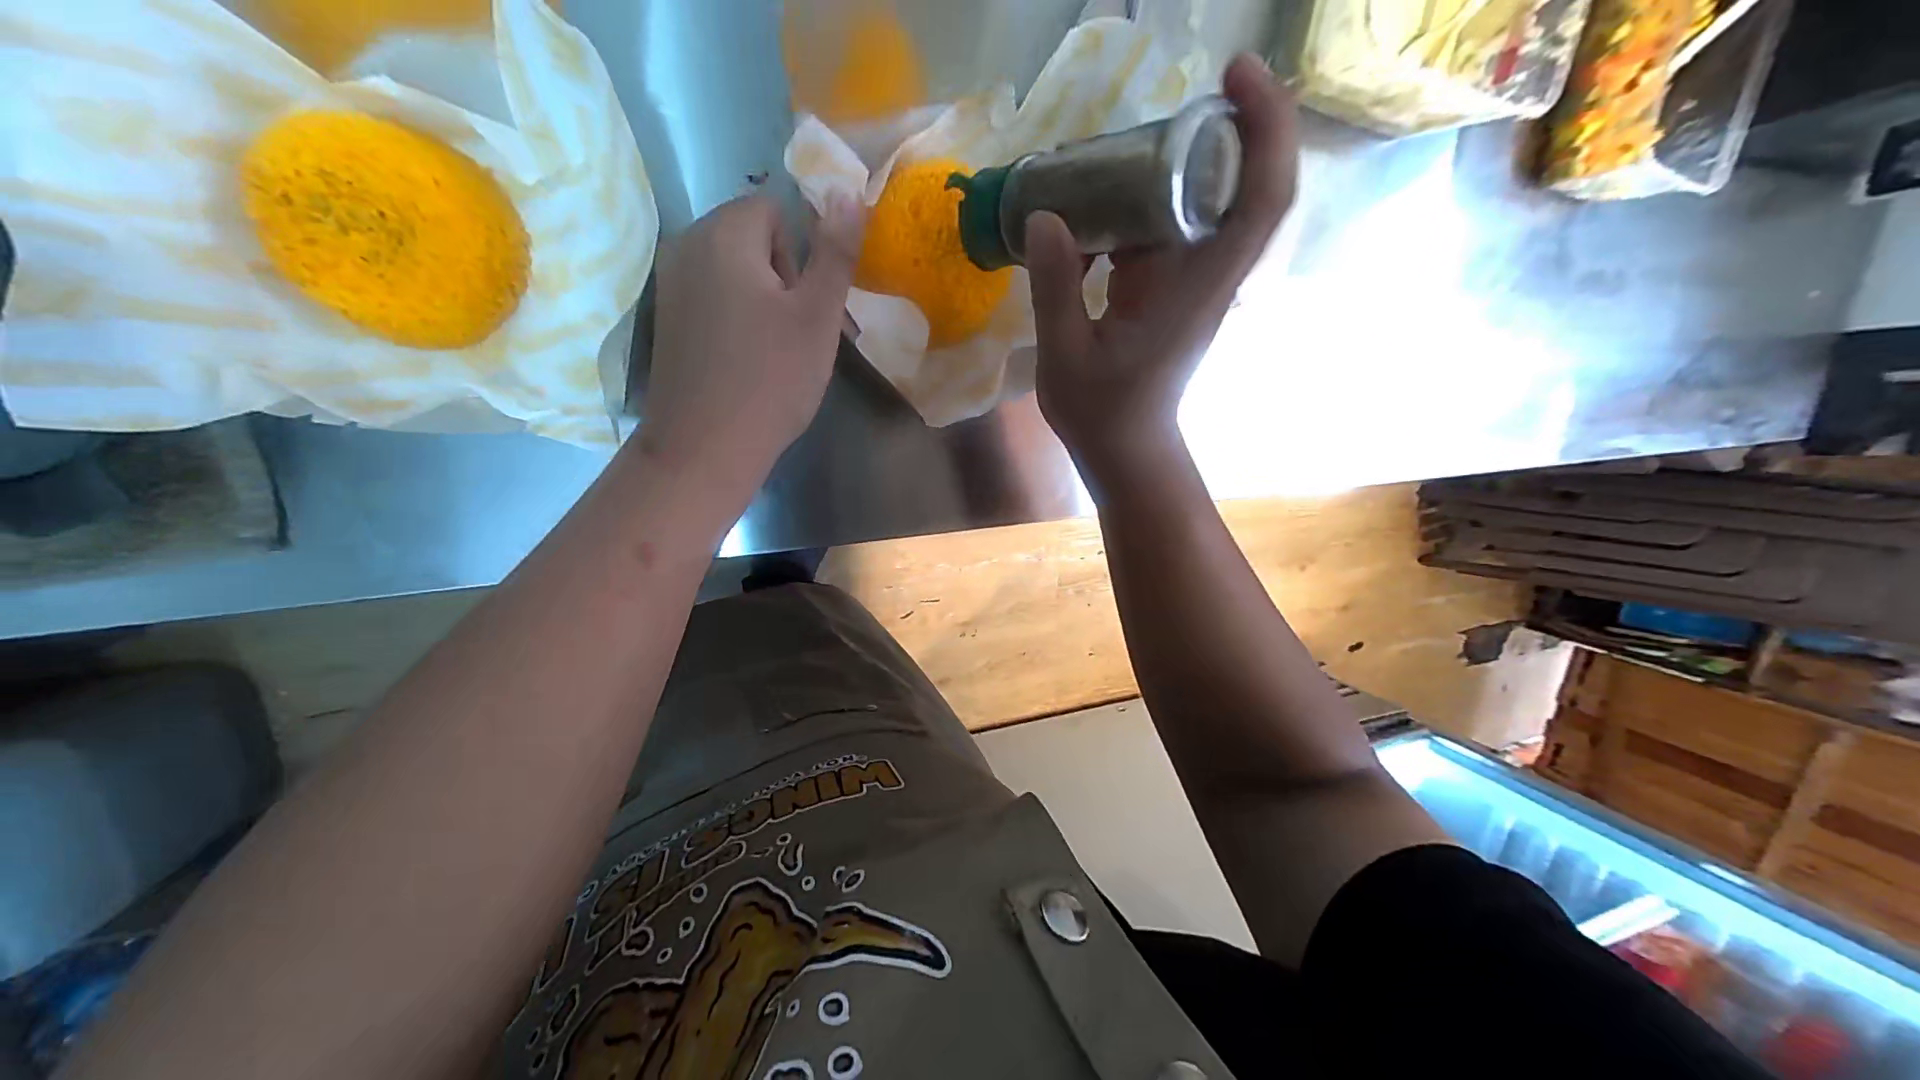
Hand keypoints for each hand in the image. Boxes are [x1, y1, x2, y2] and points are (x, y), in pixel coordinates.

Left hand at [639, 193, 864, 503]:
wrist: (704, 447)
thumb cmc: (771, 379)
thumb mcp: (817, 315)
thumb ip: (835, 251)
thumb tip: (847, 190)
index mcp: (723, 233)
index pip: (774, 210)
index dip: (801, 254)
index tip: (807, 305)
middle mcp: (687, 245)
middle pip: (751, 237)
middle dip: (783, 274)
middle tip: (799, 332)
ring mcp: (670, 284)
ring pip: (733, 270)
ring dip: (762, 298)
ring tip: (776, 350)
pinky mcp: (667, 319)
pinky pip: (712, 297)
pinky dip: (736, 317)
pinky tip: (746, 360)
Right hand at [1024, 54, 1298, 479]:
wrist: (1127, 449)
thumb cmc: (1103, 413)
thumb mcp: (1066, 354)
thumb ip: (1055, 287)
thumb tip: (1044, 217)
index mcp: (1196, 289)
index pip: (1258, 202)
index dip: (1265, 130)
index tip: (1235, 78)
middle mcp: (1207, 274)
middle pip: (1243, 185)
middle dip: (1226, 126)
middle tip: (1178, 94)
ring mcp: (1191, 278)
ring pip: (1204, 201)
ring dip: (1178, 159)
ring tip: (1122, 141)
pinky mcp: (1170, 285)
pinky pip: (1167, 224)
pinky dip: (1142, 198)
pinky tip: (1099, 195)